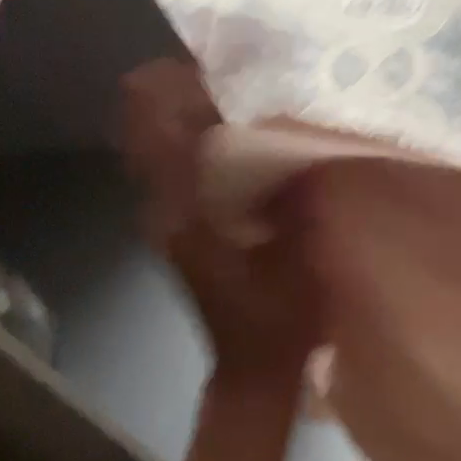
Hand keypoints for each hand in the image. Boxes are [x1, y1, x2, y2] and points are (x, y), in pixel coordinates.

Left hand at [121, 60, 320, 388]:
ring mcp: (170, 219)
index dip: (187, 81)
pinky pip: (190, 173)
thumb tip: (306, 160)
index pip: (153, 111)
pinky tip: (264, 175)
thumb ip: (298, 209)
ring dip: (212, 129)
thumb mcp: (300, 269)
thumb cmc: (278, 331)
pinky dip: (220, 160)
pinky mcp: (187, 234)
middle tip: (261, 103)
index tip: (241, 84)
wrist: (254, 380)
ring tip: (267, 133)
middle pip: (155, 119)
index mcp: (182, 206)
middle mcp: (162, 204)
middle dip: (203, 99)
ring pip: (171, 146)